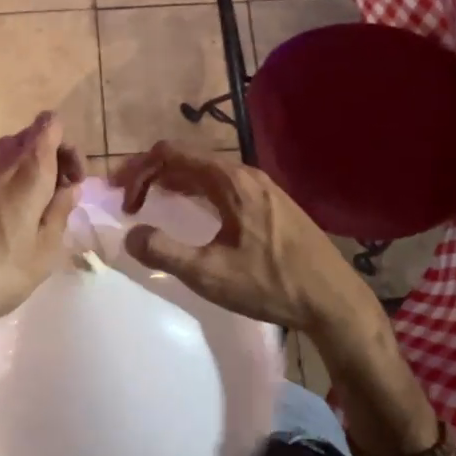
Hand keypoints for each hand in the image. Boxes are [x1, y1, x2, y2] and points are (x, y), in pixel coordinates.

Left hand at [0, 112, 82, 373]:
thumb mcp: (44, 253)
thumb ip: (60, 212)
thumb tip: (69, 187)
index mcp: (25, 170)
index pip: (49, 125)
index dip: (65, 147)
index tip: (70, 182)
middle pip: (27, 138)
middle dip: (46, 160)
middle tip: (51, 202)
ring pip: (2, 154)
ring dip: (19, 172)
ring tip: (23, 214)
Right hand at [110, 141, 382, 345]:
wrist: (334, 300)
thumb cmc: (271, 285)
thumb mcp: (210, 274)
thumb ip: (164, 252)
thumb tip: (131, 235)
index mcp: (230, 182)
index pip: (170, 154)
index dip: (138, 170)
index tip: (122, 199)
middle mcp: (246, 175)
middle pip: (187, 159)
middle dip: (151, 174)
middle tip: (128, 200)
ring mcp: (263, 187)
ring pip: (206, 172)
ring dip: (173, 183)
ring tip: (151, 204)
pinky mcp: (272, 203)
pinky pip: (223, 184)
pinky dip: (195, 190)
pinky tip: (192, 214)